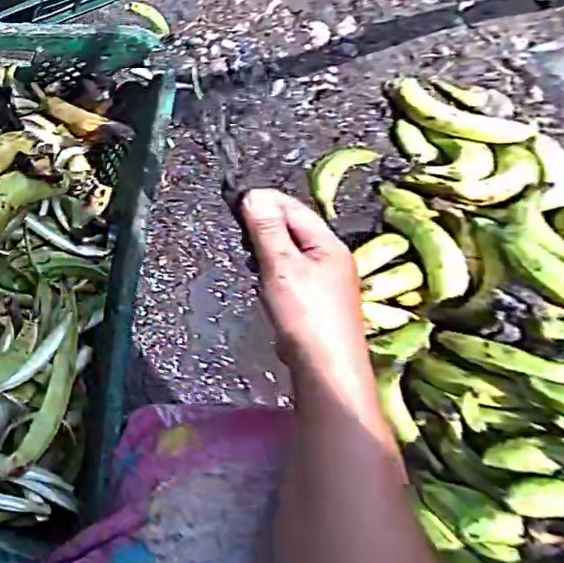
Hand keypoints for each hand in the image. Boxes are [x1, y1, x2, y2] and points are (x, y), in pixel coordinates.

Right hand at [238, 189, 367, 388]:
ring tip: (243, 245)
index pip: (293, 207)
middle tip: (233, 222)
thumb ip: (267, 229)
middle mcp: (331, 256)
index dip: (264, 199)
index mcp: (328, 244)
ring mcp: (324, 277)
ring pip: (290, 246)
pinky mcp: (314, 295)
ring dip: (265, 240)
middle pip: (294, 225)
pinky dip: (271, 261)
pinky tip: (258, 271)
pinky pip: (289, 265)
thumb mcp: (281, 266)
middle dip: (264, 218)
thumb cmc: (305, 315)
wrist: (326, 367)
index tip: (233, 200)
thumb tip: (253, 195)